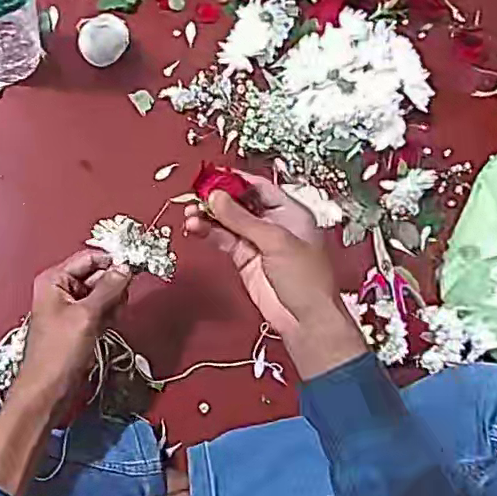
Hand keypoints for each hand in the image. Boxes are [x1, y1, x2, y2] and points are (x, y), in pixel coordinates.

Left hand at [10, 249, 133, 412]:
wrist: (49, 389)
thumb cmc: (58, 352)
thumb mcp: (86, 315)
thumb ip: (108, 288)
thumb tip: (125, 267)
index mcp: (54, 279)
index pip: (90, 258)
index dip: (112, 260)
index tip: (135, 264)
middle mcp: (62, 289)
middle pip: (98, 274)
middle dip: (114, 285)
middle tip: (120, 299)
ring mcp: (72, 306)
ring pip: (104, 292)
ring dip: (113, 302)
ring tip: (109, 317)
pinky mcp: (81, 322)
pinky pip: (103, 308)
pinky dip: (110, 314)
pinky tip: (108, 325)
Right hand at [184, 174, 366, 377]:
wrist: (305, 319)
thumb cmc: (306, 279)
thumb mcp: (275, 241)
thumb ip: (242, 218)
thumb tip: (216, 197)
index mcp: (290, 211)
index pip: (259, 187)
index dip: (235, 180)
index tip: (212, 176)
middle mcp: (273, 223)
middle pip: (240, 202)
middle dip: (217, 198)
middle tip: (195, 194)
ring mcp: (258, 242)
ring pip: (228, 221)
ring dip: (208, 216)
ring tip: (190, 214)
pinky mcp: (245, 259)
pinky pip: (223, 239)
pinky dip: (208, 232)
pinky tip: (195, 227)